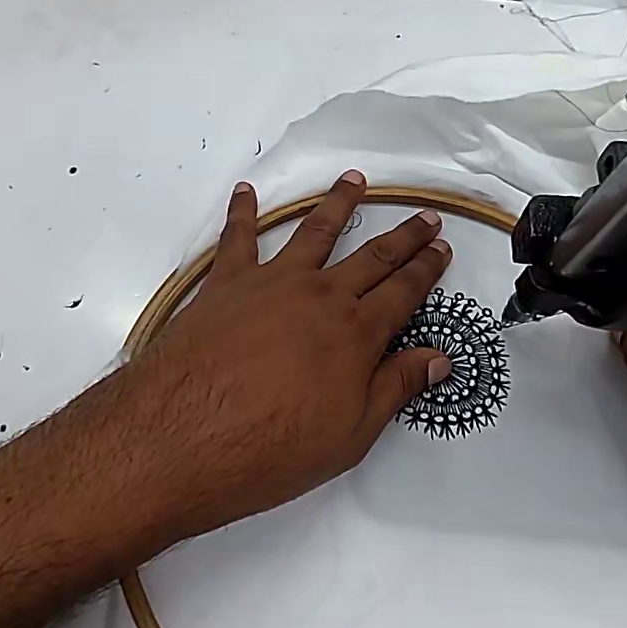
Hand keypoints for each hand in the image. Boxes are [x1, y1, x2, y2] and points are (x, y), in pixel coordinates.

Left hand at [69, 171, 453, 544]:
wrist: (184, 435)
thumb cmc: (273, 447)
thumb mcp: (350, 434)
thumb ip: (395, 388)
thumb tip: (439, 358)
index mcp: (355, 333)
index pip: (403, 292)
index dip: (426, 270)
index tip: (441, 249)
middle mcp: (320, 295)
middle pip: (372, 257)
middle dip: (403, 236)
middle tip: (424, 217)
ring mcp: (272, 282)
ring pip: (314, 231)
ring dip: (338, 203)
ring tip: (355, 180)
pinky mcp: (226, 282)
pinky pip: (237, 236)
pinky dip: (242, 211)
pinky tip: (246, 191)